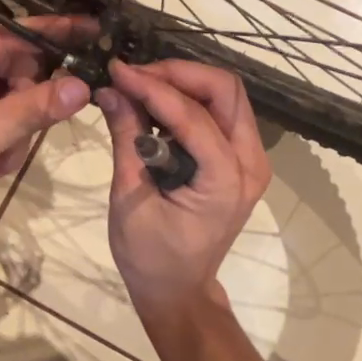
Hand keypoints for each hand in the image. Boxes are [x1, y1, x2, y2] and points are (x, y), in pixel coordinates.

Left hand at [0, 16, 95, 252]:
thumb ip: (30, 110)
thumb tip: (82, 85)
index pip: (7, 36)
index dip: (51, 35)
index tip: (94, 30)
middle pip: (19, 64)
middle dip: (27, 102)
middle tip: (15, 136)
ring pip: (23, 94)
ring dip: (19, 131)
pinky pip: (17, 118)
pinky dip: (13, 144)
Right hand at [96, 58, 271, 314]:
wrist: (177, 290)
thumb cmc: (150, 257)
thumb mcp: (130, 199)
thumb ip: (126, 141)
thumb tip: (110, 91)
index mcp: (225, 180)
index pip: (191, 114)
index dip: (153, 86)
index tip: (117, 70)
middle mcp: (250, 163)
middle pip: (225, 90)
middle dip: (177, 74)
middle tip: (134, 77)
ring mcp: (252, 161)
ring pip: (227, 97)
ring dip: (184, 84)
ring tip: (140, 89)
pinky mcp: (241, 162)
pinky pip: (222, 115)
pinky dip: (191, 102)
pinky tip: (157, 108)